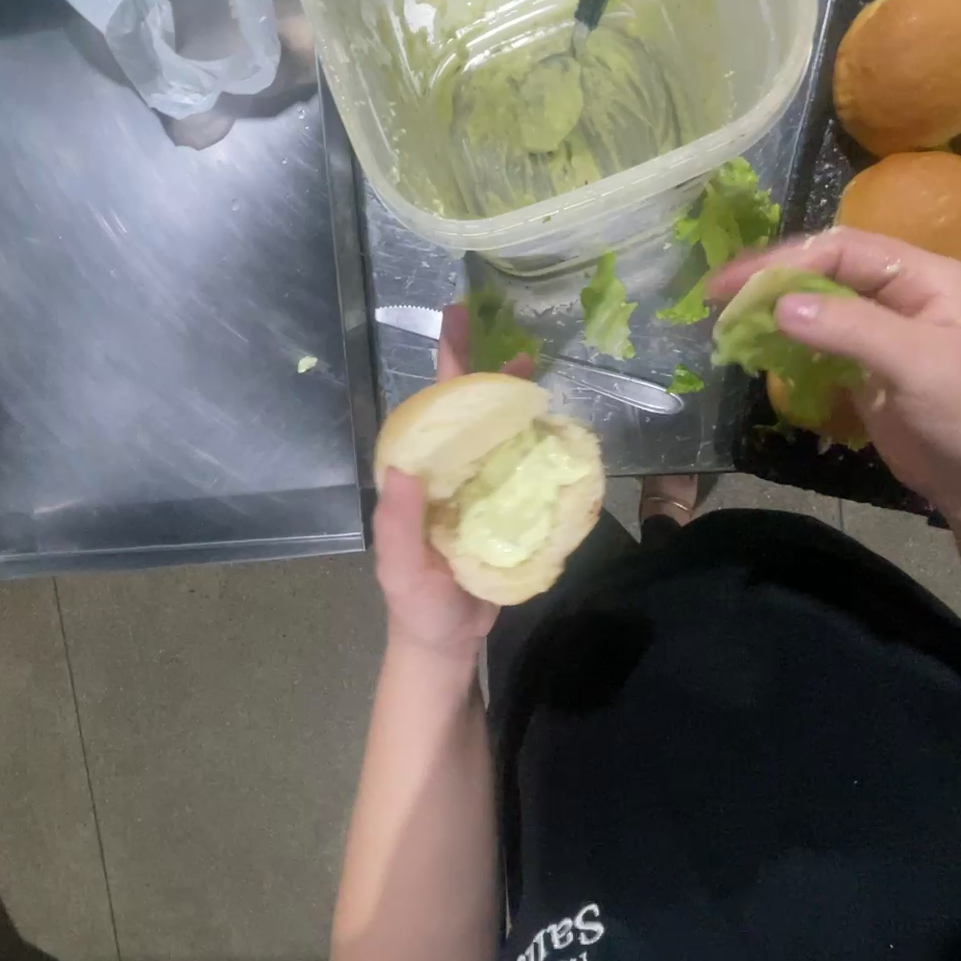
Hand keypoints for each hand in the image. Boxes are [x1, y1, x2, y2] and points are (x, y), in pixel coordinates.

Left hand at [370, 305, 528, 659]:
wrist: (450, 641)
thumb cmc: (419, 604)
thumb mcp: (401, 568)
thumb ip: (398, 522)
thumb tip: (402, 464)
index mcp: (422, 476)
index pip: (433, 412)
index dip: (447, 367)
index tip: (457, 320)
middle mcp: (451, 473)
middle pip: (472, 415)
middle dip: (491, 376)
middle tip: (523, 347)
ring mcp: (482, 490)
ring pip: (503, 437)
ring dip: (522, 408)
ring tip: (545, 381)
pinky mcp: (509, 511)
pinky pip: (527, 471)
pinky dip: (542, 448)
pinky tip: (561, 434)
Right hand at [709, 228, 960, 524]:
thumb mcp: (920, 365)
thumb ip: (852, 330)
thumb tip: (779, 306)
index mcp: (922, 277)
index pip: (842, 250)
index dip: (785, 262)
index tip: (733, 286)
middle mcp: (898, 295)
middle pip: (823, 271)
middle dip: (770, 282)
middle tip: (717, 300)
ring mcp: (879, 333)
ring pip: (815, 307)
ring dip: (772, 312)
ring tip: (727, 325)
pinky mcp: (863, 369)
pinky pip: (816, 344)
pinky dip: (783, 345)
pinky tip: (755, 351)